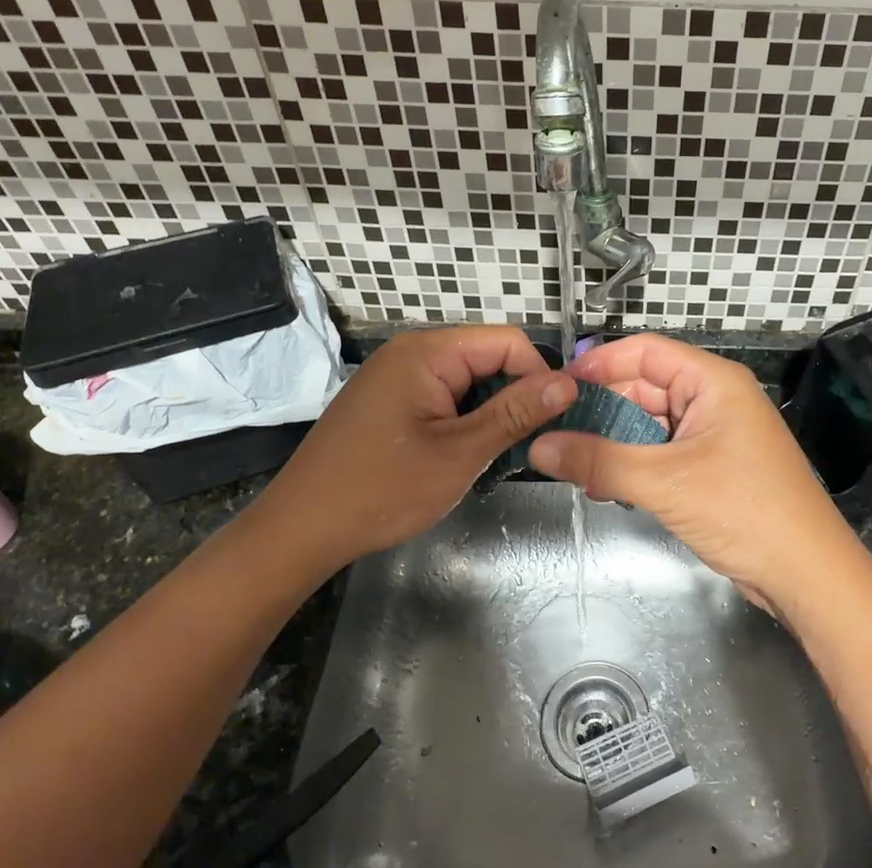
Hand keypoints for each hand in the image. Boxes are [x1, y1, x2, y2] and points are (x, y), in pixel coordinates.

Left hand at [267, 326, 575, 563]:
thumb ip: (516, 414)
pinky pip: (444, 394)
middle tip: (525, 446)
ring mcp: (397, 374)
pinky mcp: (390, 398)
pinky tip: (463, 453)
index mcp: (427, 352)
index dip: (539, 377)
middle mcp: (412, 351)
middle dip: (515, 396)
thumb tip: (568, 383)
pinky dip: (463, 419)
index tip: (552, 423)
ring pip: (469, 379)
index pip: (508, 342)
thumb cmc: (382, 490)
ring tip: (494, 455)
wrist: (302, 528)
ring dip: (490, 411)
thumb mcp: (460, 454)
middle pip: (488, 357)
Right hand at [527, 334, 861, 605]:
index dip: (599, 363)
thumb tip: (539, 446)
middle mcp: (715, 399)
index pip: (645, 351)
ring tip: (571, 464)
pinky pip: (662, 453)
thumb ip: (599, 461)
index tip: (556, 386)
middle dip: (600, 408)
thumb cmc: (744, 511)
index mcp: (713, 382)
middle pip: (644, 387)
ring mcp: (715, 435)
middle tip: (554, 431)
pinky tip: (603, 485)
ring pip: (650, 424)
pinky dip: (632, 464)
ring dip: (612, 442)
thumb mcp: (665, 483)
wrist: (806, 573)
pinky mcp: (712, 468)